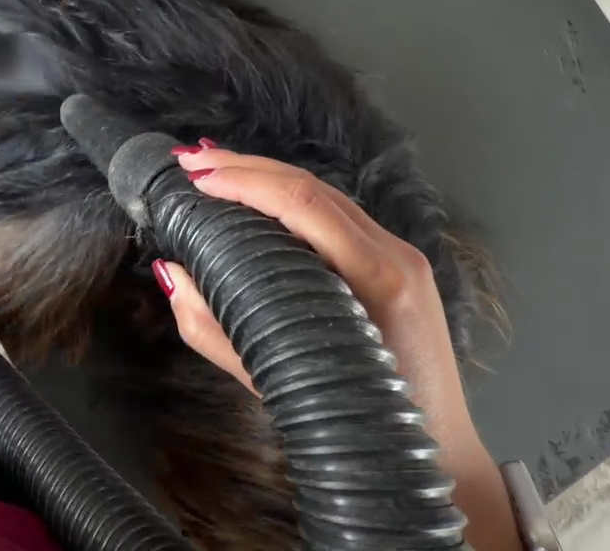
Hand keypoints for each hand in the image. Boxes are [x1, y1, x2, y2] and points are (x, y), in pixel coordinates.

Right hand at [156, 146, 521, 550]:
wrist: (436, 448)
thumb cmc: (360, 421)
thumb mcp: (275, 380)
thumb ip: (213, 329)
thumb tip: (172, 275)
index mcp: (377, 278)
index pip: (302, 204)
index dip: (245, 183)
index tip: (197, 181)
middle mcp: (394, 254)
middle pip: (311, 184)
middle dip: (243, 165)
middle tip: (187, 161)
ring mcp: (399, 252)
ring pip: (322, 189)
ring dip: (261, 172)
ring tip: (208, 165)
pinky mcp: (393, 256)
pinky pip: (331, 208)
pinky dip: (283, 190)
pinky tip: (251, 186)